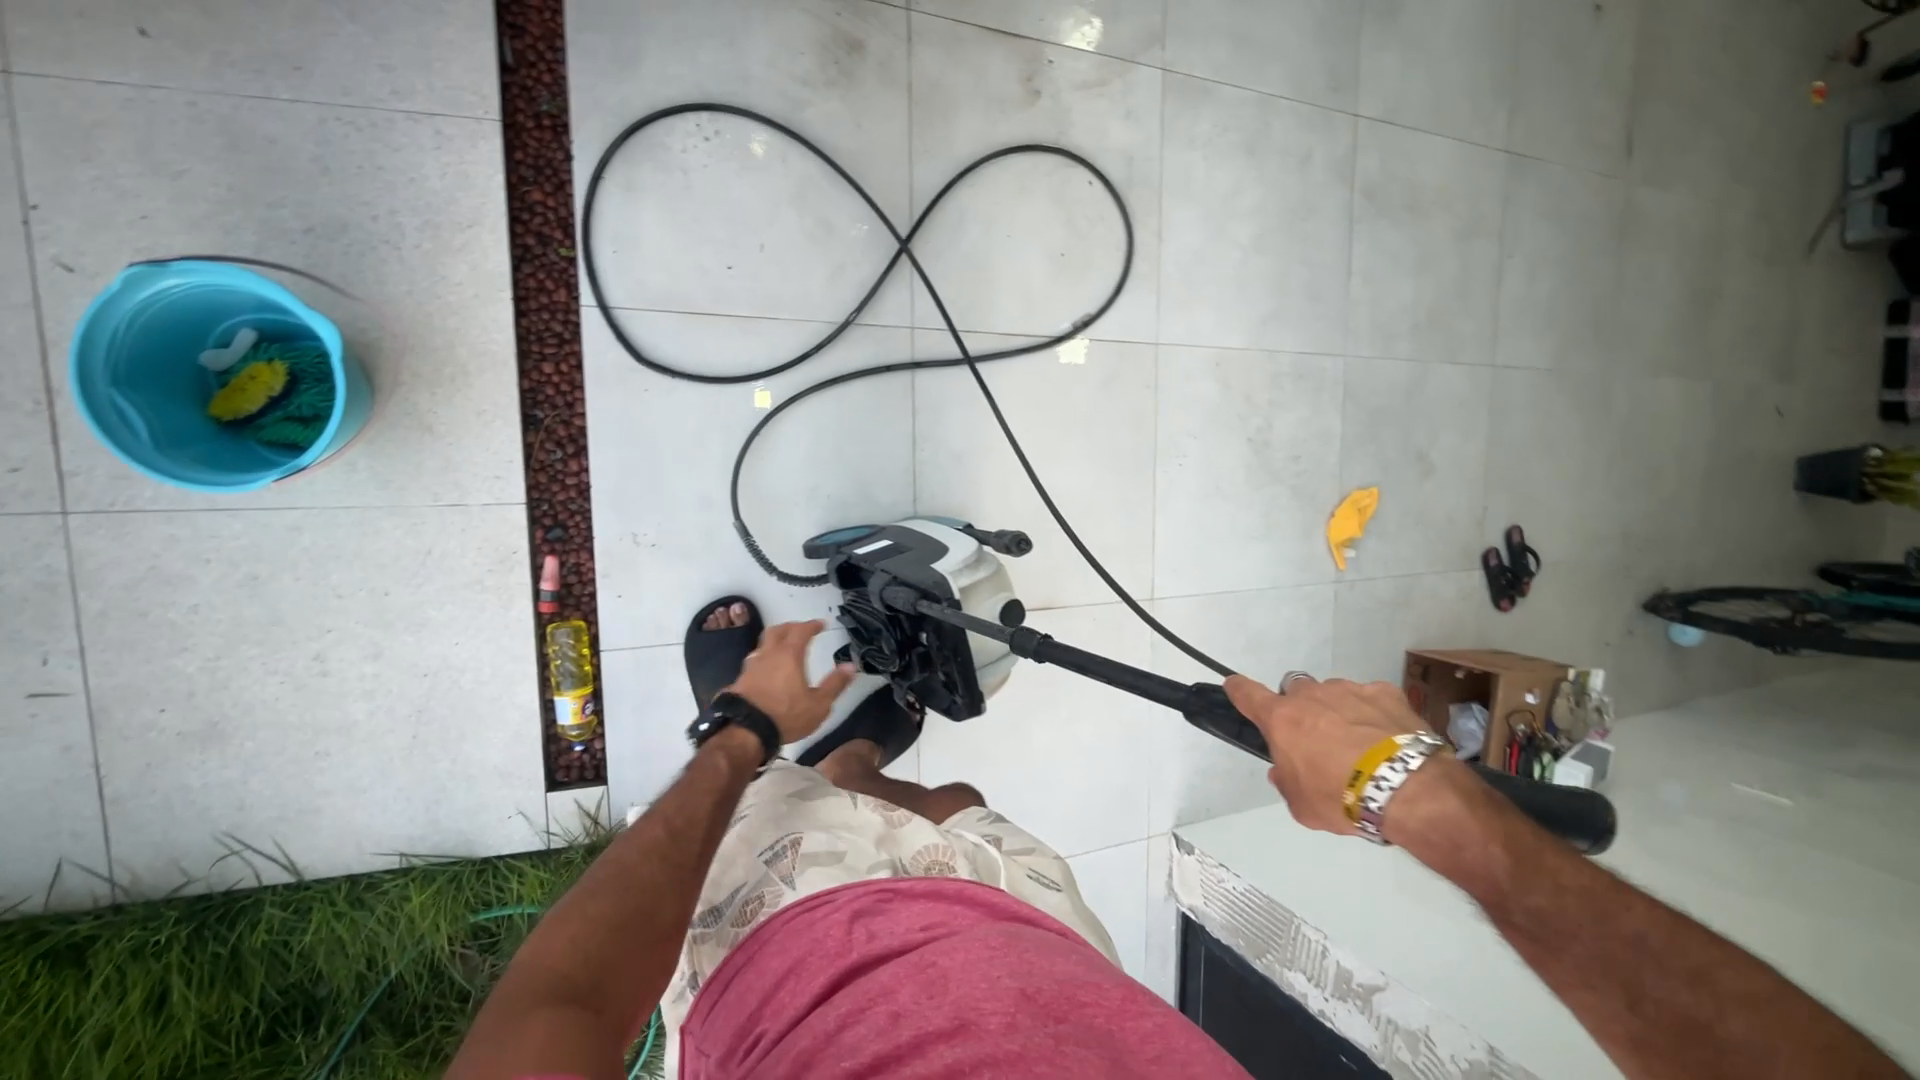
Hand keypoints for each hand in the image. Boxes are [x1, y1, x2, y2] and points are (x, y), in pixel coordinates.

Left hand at [725, 620, 856, 743]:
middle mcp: (768, 655)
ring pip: (762, 644)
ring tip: (783, 648)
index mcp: (789, 655)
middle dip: (791, 626)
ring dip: (775, 641)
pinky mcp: (740, 680)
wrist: (745, 731)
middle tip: (801, 630)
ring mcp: (751, 667)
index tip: (821, 624)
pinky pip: (754, 660)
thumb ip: (835, 684)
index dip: (812, 625)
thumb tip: (850, 665)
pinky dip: (764, 658)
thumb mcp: (818, 704)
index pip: (801, 631)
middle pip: (777, 630)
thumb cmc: (786, 716)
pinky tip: (767, 669)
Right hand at [1223, 673, 1432, 834]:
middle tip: (1315, 737)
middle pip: (1294, 690)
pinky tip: (1386, 739)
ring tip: (1358, 744)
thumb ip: (1286, 783)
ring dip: (1337, 711)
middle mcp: (1311, 696)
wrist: (1408, 789)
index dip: (1238, 690)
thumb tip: (1284, 770)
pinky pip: (1369, 698)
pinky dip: (1372, 714)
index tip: (1234, 687)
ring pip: (1333, 693)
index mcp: (1282, 720)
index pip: (1247, 693)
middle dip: (1300, 708)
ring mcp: (1349, 690)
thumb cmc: (1342, 798)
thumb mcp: (1302, 806)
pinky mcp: (1384, 693)